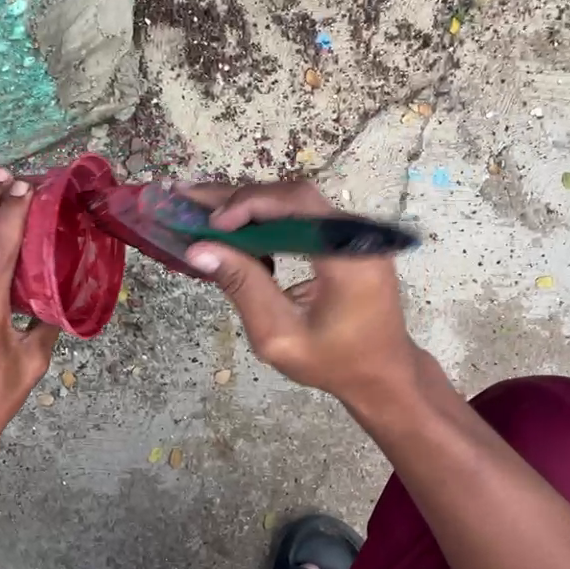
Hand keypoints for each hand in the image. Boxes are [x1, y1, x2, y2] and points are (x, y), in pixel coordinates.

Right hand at [181, 181, 420, 406]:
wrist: (382, 372)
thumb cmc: (333, 362)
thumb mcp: (278, 336)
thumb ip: (243, 287)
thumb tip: (199, 250)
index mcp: (348, 257)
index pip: (297, 205)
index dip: (250, 204)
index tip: (212, 224)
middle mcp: (356, 234)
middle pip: (292, 196)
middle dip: (236, 197)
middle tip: (186, 197)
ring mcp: (352, 233)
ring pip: (292, 202)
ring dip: (245, 204)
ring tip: (198, 208)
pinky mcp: (343, 239)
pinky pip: (298, 217)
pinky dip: (262, 218)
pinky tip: (229, 226)